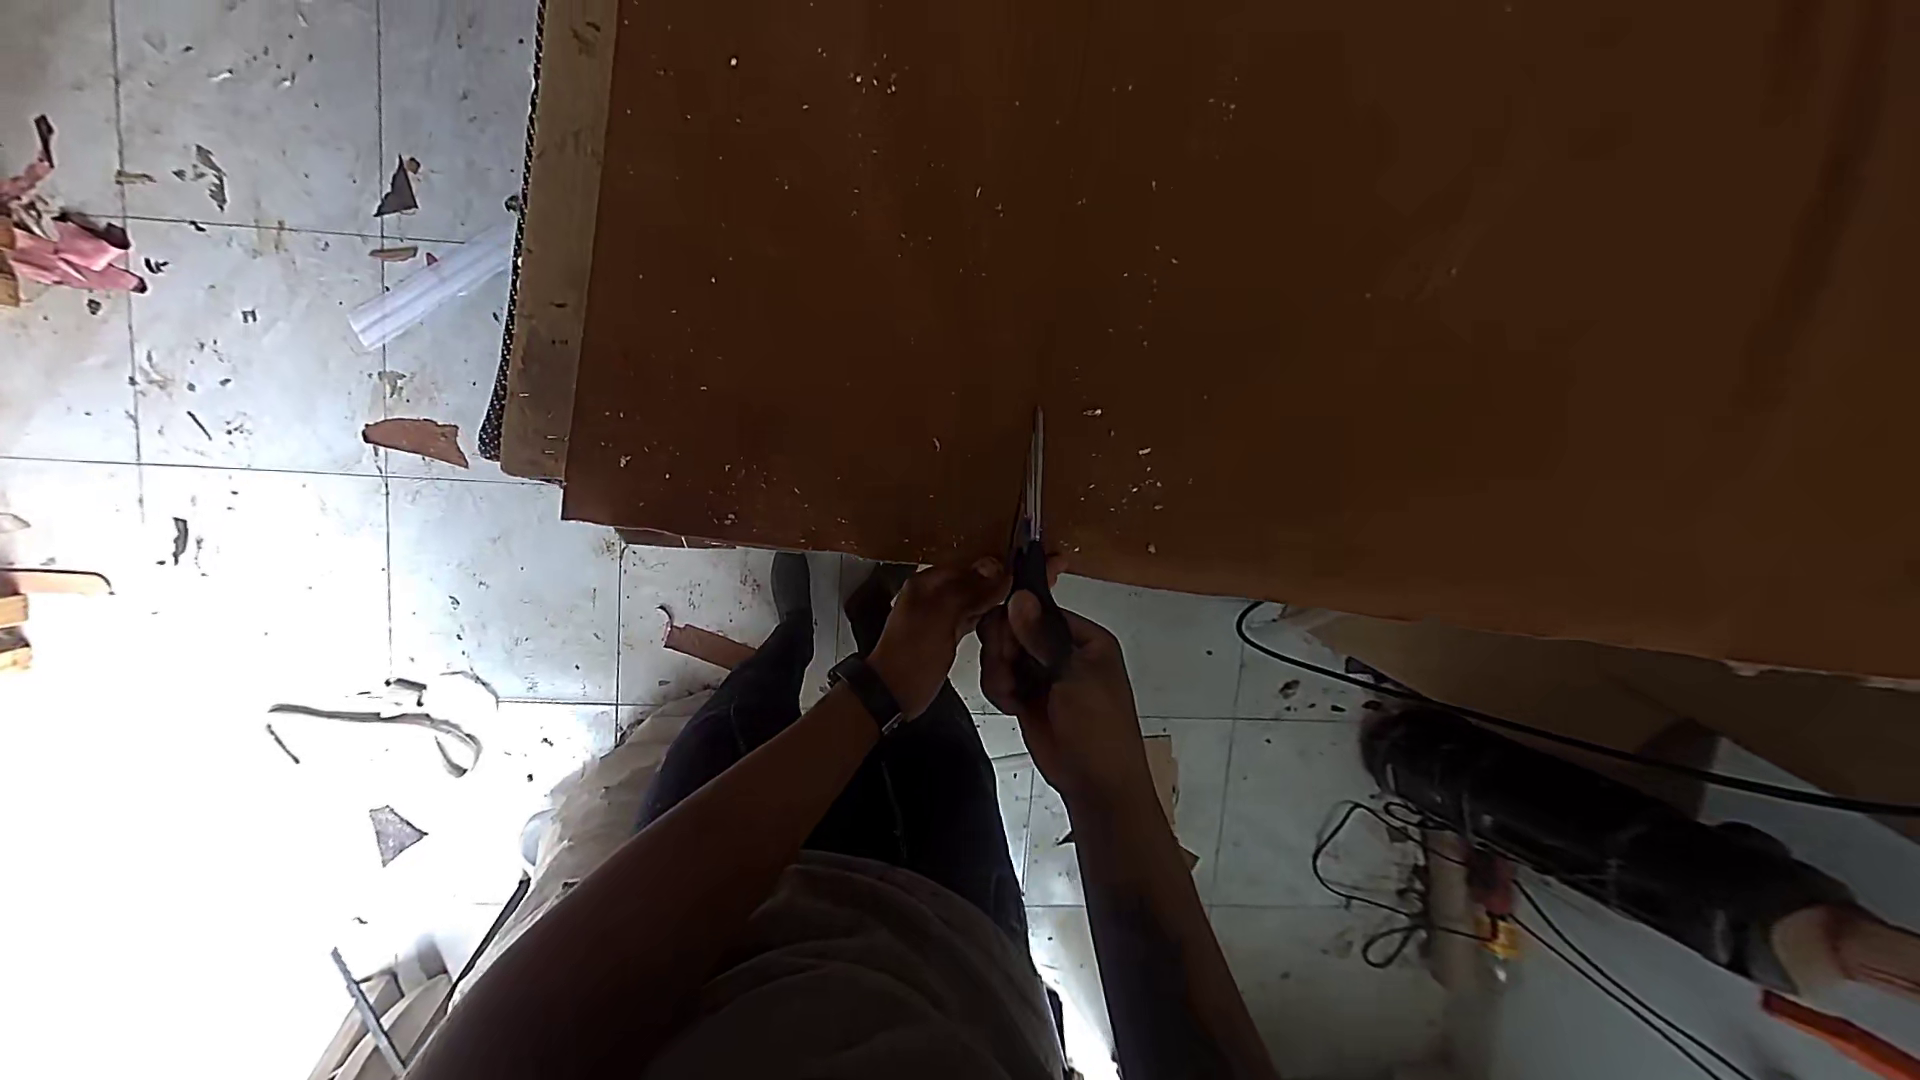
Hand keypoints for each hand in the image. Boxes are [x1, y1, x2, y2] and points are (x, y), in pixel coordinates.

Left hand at [866, 558, 1011, 717]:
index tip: (1013, 576)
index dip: (989, 570)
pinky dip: (983, 618)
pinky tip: (997, 622)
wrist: (895, 693)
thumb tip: (996, 571)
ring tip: (1012, 605)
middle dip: (991, 586)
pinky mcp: (945, 636)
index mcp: (925, 584)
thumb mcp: (942, 615)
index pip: (965, 565)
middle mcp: (931, 596)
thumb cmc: (909, 656)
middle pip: (969, 582)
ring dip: (990, 602)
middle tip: (1016, 592)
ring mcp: (938, 617)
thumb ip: (968, 591)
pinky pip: (969, 618)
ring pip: (971, 600)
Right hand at [979, 592, 1152, 810]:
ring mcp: (1041, 672)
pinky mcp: (1025, 693)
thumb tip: (1019, 596)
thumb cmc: (1098, 728)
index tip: (1006, 643)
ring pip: (1000, 652)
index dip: (1016, 621)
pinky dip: (998, 689)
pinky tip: (1012, 706)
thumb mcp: (1074, 677)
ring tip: (1012, 695)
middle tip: (1007, 673)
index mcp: (1083, 637)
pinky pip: (998, 677)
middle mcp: (1060, 649)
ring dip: (998, 672)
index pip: (1038, 609)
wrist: (1096, 785)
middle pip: (1012, 628)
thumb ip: (1042, 637)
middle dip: (1003, 650)